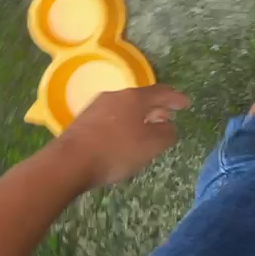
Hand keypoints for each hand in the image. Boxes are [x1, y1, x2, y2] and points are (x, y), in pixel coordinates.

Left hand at [49, 84, 190, 189]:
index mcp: (135, 98)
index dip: (175, 98)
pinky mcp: (83, 122)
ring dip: (139, 116)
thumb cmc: (116, 151)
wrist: (68, 163)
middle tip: (168, 116)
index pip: (161, 92)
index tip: (186, 104)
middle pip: (141, 99)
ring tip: (147, 128)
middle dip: (156, 108)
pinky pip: (112, 118)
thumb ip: (167, 134)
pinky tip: (124, 137)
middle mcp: (115, 96)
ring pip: (125, 108)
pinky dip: (124, 124)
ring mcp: (96, 108)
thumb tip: (169, 127)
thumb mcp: (151, 145)